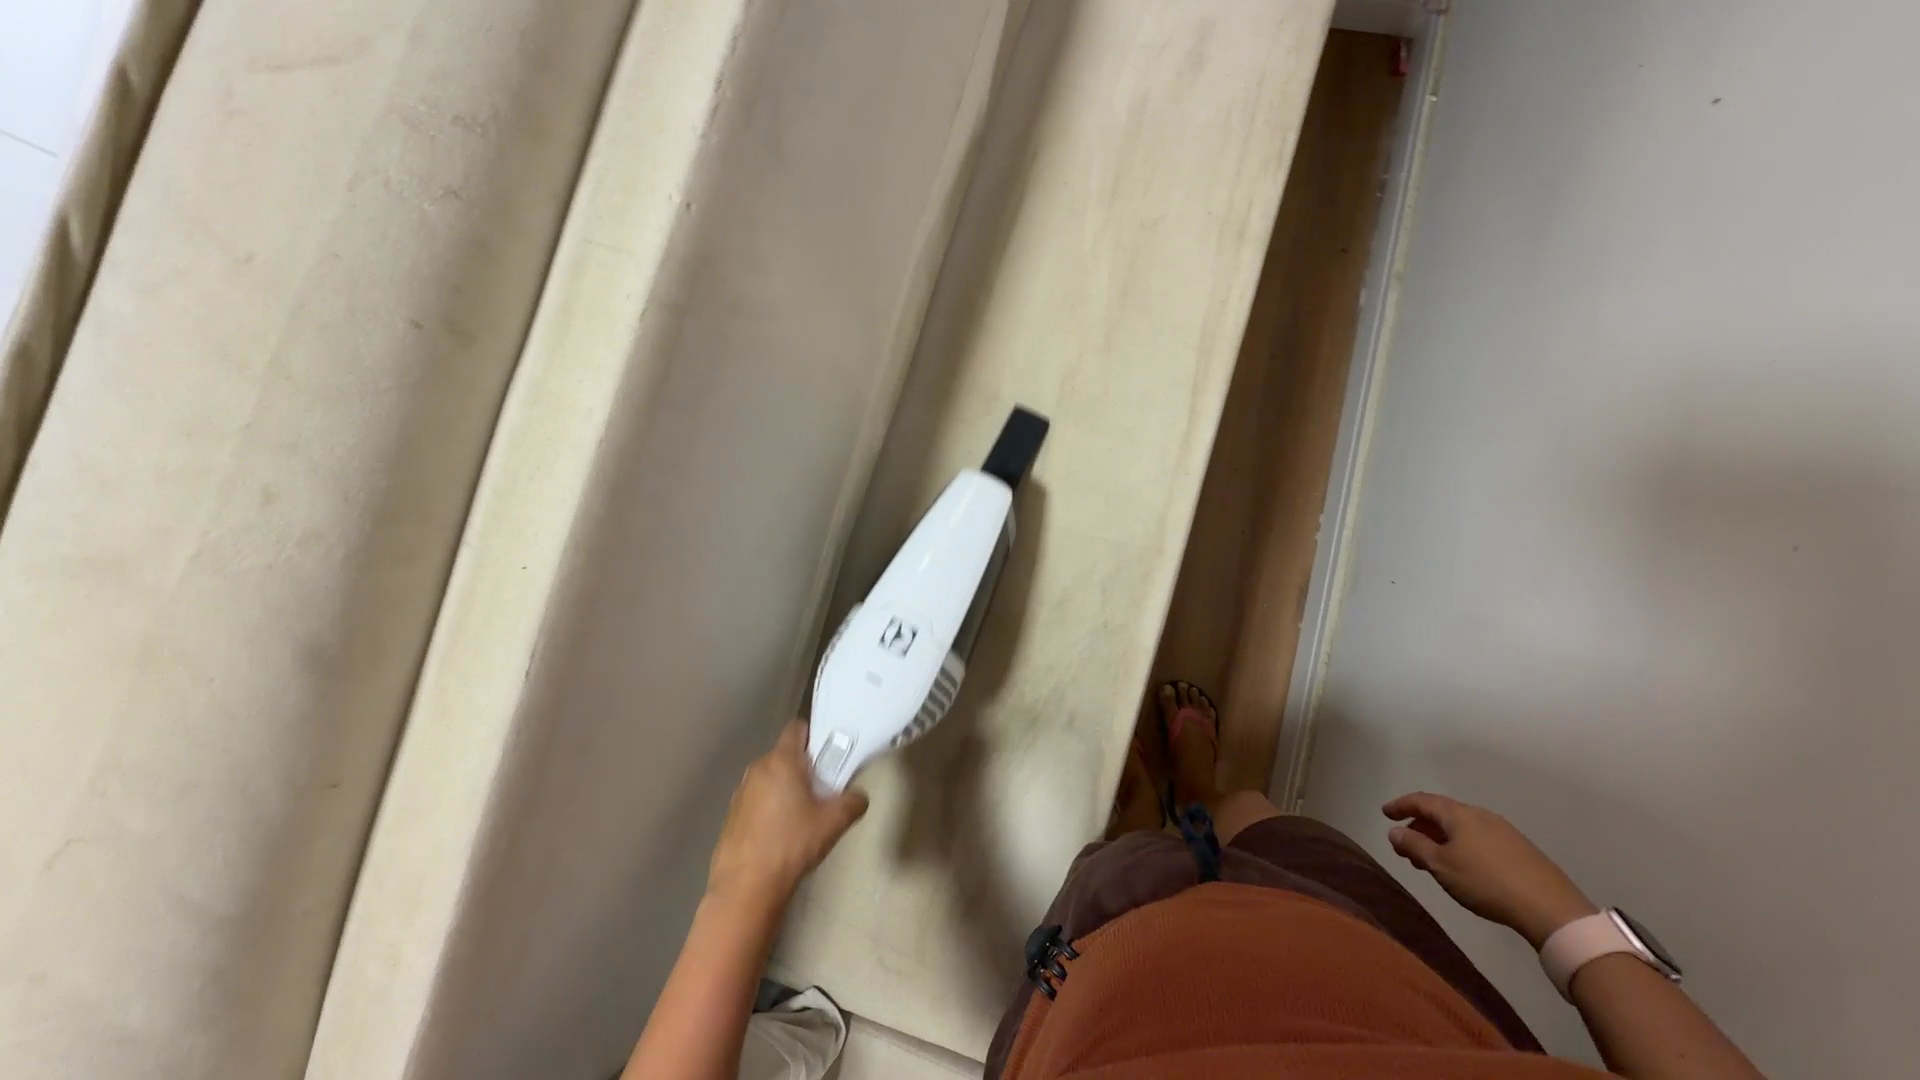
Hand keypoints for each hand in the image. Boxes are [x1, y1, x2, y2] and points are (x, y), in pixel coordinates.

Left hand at [707, 719, 868, 909]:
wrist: (746, 886)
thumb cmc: (791, 844)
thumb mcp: (832, 823)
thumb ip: (852, 803)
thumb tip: (859, 797)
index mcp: (780, 762)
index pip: (797, 728)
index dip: (815, 736)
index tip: (829, 755)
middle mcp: (757, 769)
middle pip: (785, 756)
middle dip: (804, 768)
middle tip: (823, 791)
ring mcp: (740, 792)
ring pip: (770, 779)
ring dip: (786, 789)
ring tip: (802, 817)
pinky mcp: (732, 815)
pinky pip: (757, 800)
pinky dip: (770, 808)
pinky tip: (781, 835)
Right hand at [1383, 792, 1597, 948]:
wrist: (1549, 907)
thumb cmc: (1485, 881)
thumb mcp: (1440, 865)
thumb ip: (1414, 845)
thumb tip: (1394, 831)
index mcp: (1459, 814)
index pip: (1422, 800)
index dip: (1401, 805)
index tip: (1385, 813)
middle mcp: (1480, 815)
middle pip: (1442, 813)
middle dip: (1420, 826)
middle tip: (1404, 845)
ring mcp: (1503, 831)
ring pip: (1461, 828)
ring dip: (1439, 839)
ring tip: (1429, 861)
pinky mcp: (1518, 849)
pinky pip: (1477, 838)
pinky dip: (1459, 846)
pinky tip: (1460, 867)